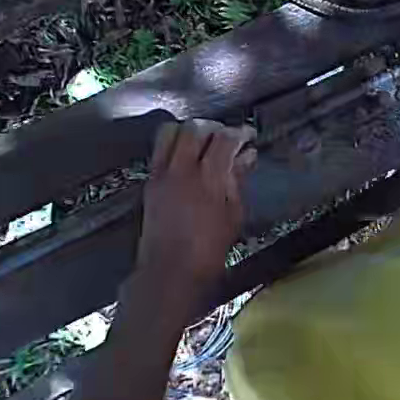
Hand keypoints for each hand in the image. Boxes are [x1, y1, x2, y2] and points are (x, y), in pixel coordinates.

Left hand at [135, 119, 256, 294]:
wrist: (171, 271)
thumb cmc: (210, 249)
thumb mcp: (233, 214)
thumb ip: (237, 179)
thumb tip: (246, 156)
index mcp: (208, 179)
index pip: (225, 139)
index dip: (240, 132)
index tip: (249, 135)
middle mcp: (181, 170)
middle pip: (195, 128)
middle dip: (215, 127)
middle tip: (227, 137)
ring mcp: (161, 174)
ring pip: (171, 131)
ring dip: (190, 130)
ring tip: (204, 142)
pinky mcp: (149, 181)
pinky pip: (160, 149)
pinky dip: (175, 144)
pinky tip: (188, 157)